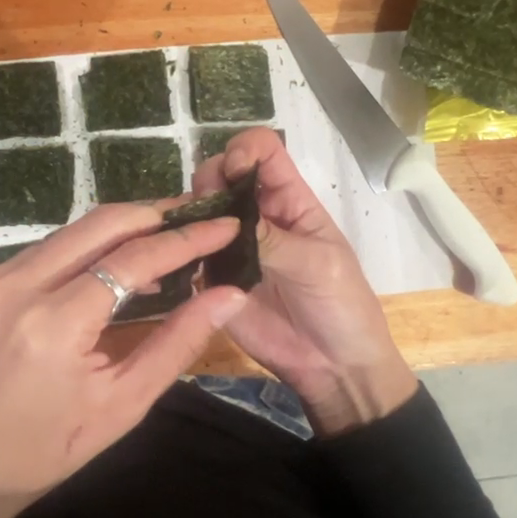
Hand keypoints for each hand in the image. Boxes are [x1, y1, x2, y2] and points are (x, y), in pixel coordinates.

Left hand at [0, 202, 247, 517]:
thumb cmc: (50, 448)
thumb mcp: (123, 403)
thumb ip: (178, 342)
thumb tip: (230, 295)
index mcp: (53, 324)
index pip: (132, 260)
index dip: (185, 239)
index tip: (226, 225)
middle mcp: (19, 286)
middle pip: (100, 224)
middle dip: (156, 214)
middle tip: (200, 217)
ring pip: (74, 230)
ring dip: (126, 227)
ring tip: (172, 237)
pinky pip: (52, 247)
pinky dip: (93, 246)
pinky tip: (124, 262)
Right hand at [191, 127, 417, 437]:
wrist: (333, 367)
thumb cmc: (341, 306)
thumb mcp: (317, 265)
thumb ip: (272, 238)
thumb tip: (227, 218)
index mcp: (289, 200)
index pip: (263, 152)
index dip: (245, 150)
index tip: (234, 170)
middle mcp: (255, 215)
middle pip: (220, 174)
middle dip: (210, 180)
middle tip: (208, 210)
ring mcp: (231, 246)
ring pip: (198, 211)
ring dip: (190, 213)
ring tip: (191, 236)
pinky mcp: (212, 278)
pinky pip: (187, 254)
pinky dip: (177, 248)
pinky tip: (175, 257)